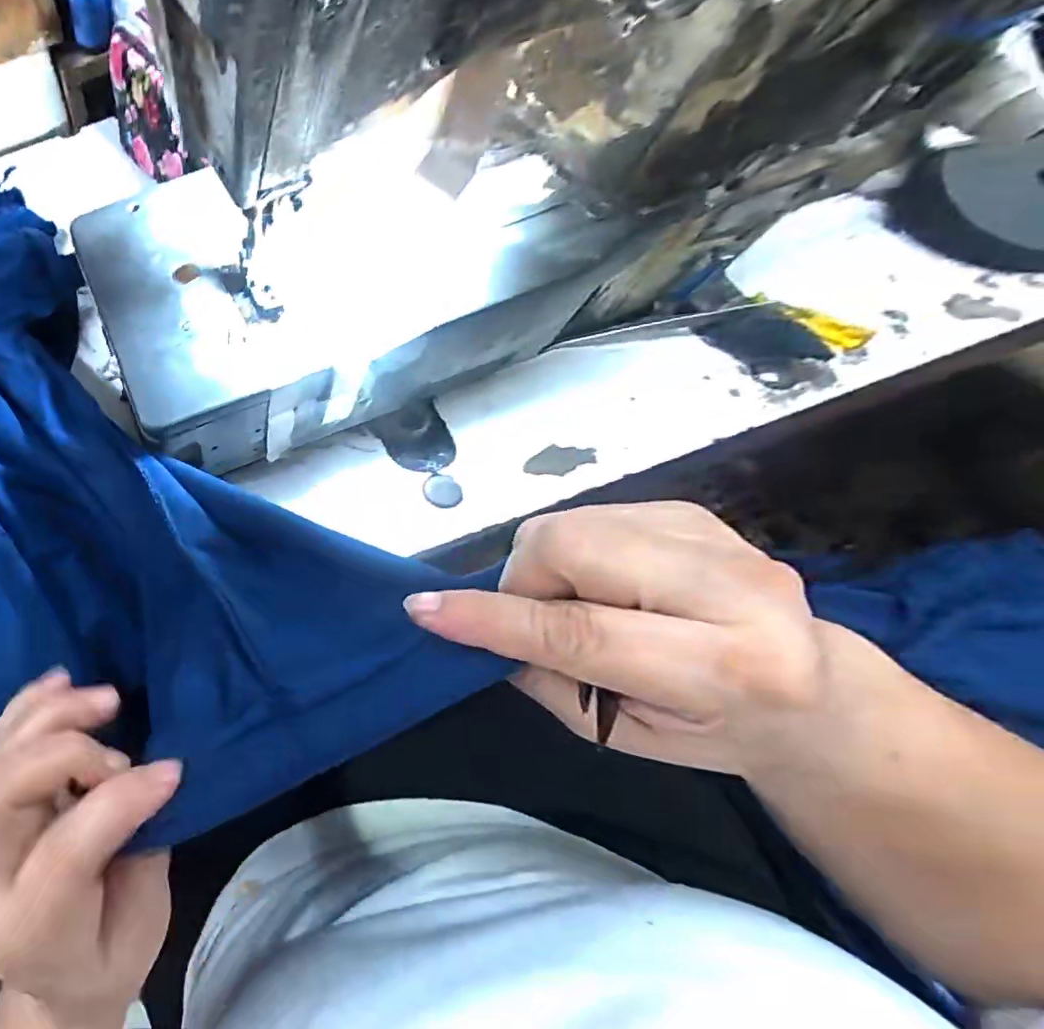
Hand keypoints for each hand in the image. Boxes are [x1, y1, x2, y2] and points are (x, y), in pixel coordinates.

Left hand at [0, 670, 180, 1028]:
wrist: (53, 978)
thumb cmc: (105, 958)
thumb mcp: (140, 932)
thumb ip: (140, 854)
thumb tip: (151, 776)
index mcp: (30, 928)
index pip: (65, 849)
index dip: (120, 801)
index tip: (171, 772)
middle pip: (6, 790)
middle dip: (68, 750)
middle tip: (123, 747)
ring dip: (51, 714)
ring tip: (105, 698)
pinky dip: (29, 705)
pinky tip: (62, 680)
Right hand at [404, 501, 906, 776]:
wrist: (820, 696)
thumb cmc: (711, 730)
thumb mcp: (621, 731)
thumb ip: (542, 674)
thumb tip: (469, 624)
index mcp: (728, 668)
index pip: (580, 632)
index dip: (494, 620)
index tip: (423, 611)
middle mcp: (737, 591)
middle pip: (570, 546)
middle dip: (527, 580)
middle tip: (539, 618)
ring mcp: (720, 540)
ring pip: (568, 523)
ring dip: (546, 565)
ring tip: (580, 602)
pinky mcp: (697, 512)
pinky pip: (586, 515)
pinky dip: (570, 550)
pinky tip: (607, 581)